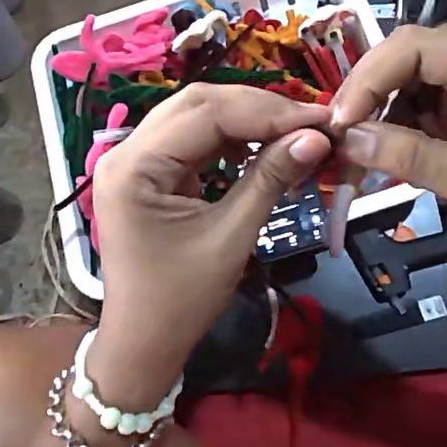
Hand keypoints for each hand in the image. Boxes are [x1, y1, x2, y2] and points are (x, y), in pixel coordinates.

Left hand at [89, 84, 332, 400]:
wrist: (144, 342)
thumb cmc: (181, 300)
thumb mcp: (231, 237)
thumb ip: (270, 180)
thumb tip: (317, 139)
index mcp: (134, 166)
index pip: (206, 113)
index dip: (267, 111)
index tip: (320, 120)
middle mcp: (126, 151)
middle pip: (199, 104)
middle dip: (259, 109)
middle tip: (312, 122)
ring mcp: (135, 159)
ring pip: (198, 115)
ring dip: (248, 119)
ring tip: (296, 131)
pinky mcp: (150, 171)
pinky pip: (195, 139)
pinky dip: (233, 138)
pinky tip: (264, 146)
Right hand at [330, 26, 446, 271]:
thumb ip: (415, 157)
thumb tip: (347, 136)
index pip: (419, 46)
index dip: (371, 75)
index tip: (340, 122)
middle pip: (415, 57)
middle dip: (371, 92)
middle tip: (339, 136)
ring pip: (420, 84)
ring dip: (385, 113)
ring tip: (358, 152)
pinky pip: (436, 110)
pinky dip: (407, 130)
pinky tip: (389, 157)